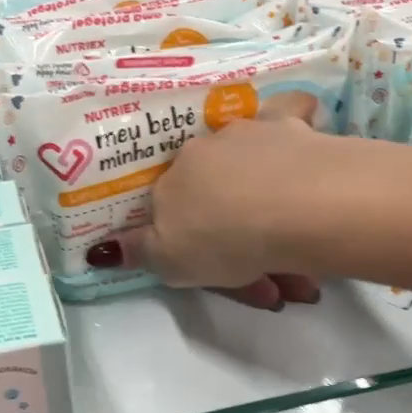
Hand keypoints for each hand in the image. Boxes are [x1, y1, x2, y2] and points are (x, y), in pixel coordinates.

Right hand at [85, 97, 329, 309]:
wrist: (296, 207)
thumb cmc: (225, 238)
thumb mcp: (169, 261)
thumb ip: (138, 251)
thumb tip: (100, 251)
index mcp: (173, 177)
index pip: (170, 205)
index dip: (185, 239)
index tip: (210, 272)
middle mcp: (207, 148)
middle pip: (214, 189)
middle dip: (233, 235)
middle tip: (266, 285)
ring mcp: (253, 133)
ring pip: (256, 178)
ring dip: (271, 220)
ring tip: (302, 277)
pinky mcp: (296, 127)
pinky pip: (293, 131)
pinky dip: (298, 148)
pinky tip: (311, 161)